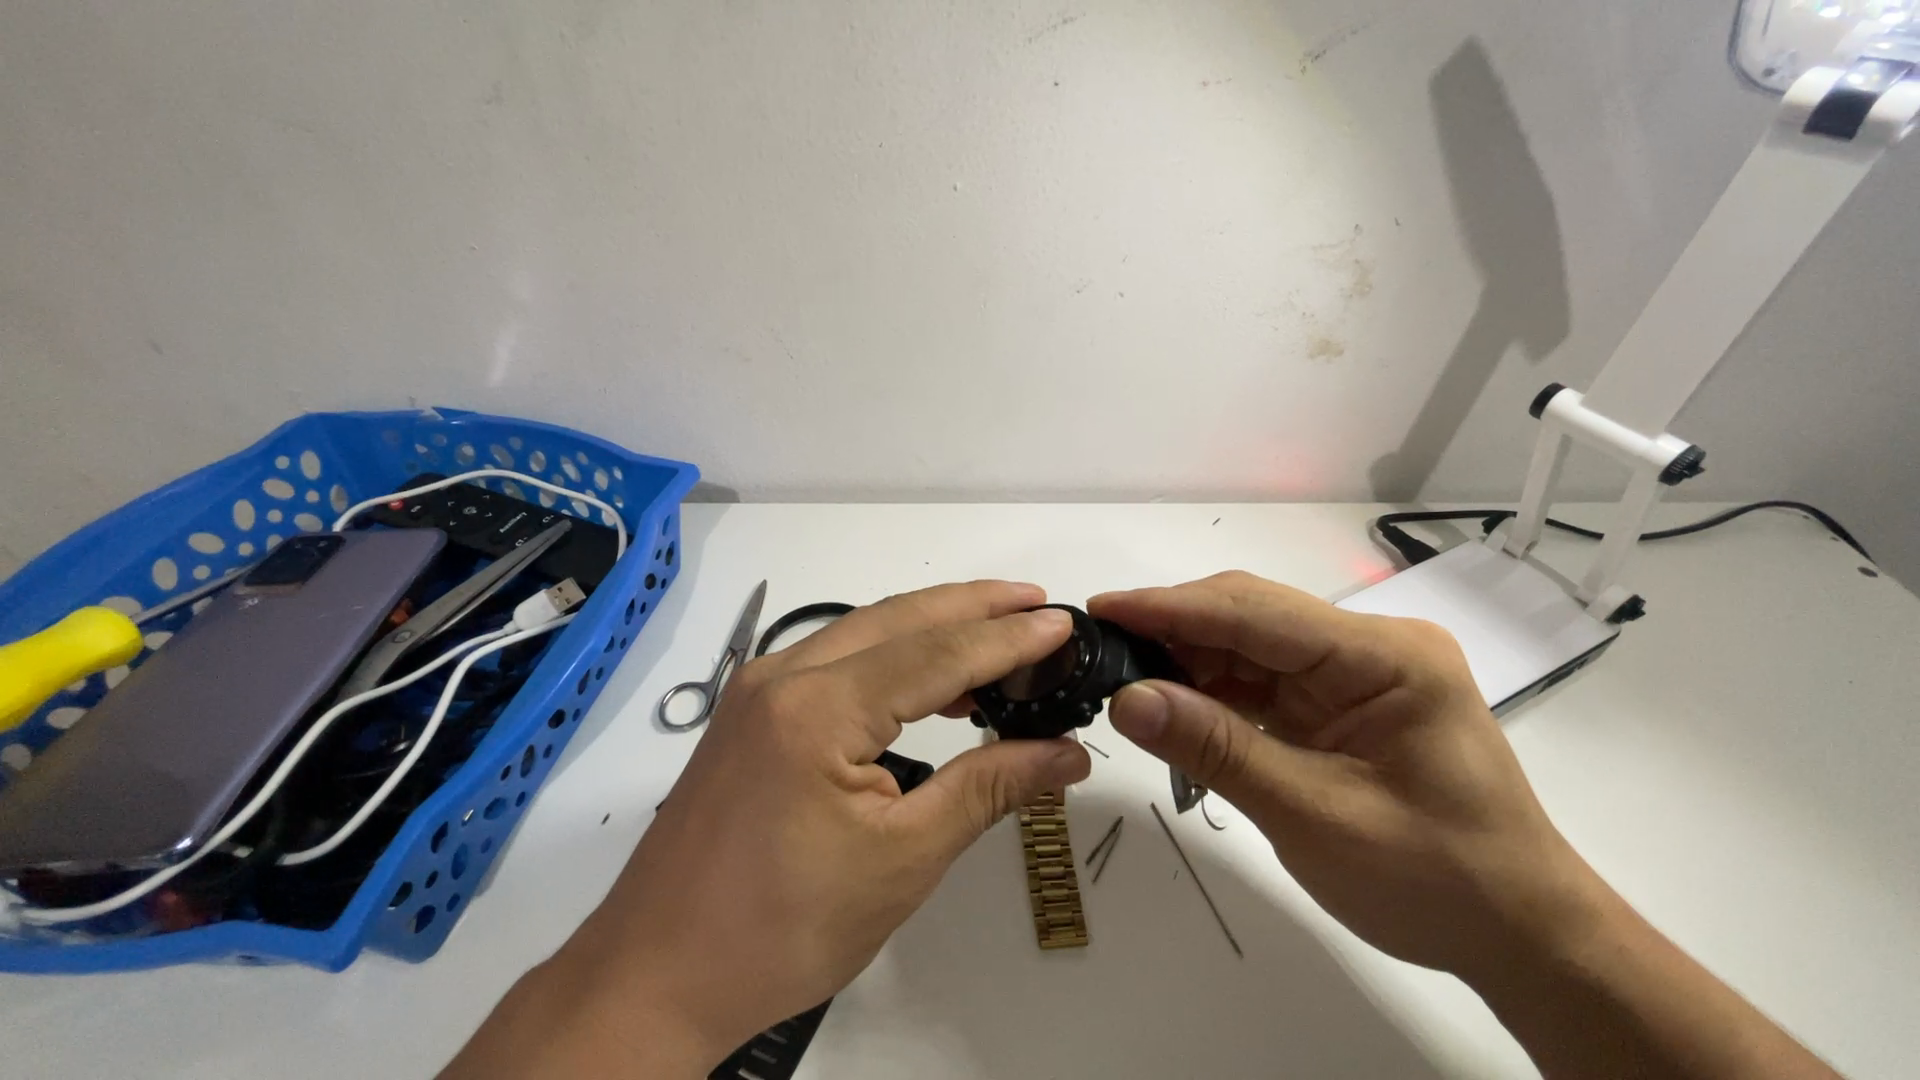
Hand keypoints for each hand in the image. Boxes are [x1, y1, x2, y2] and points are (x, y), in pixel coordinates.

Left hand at [445, 581, 1090, 1078]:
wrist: (659, 974)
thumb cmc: (786, 928)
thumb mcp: (904, 860)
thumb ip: (988, 789)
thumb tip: (1067, 753)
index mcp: (817, 708)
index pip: (935, 654)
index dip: (1006, 638)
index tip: (1063, 623)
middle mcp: (782, 676)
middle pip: (896, 621)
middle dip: (971, 606)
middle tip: (1036, 602)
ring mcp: (758, 691)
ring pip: (862, 633)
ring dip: (931, 628)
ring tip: (999, 635)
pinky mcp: (750, 715)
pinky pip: (835, 662)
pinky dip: (892, 660)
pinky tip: (931, 686)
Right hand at [1089, 572, 1606, 979]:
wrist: (1520, 934)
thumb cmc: (1435, 880)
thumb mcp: (1315, 816)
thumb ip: (1218, 749)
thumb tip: (1127, 699)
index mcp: (1385, 657)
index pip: (1256, 612)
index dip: (1171, 608)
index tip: (1102, 608)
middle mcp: (1372, 648)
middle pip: (1251, 618)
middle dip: (1174, 632)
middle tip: (1099, 652)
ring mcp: (1358, 675)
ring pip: (1251, 648)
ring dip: (1188, 663)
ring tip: (1123, 681)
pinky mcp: (1344, 704)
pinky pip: (1264, 683)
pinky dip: (1214, 694)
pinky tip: (1172, 705)